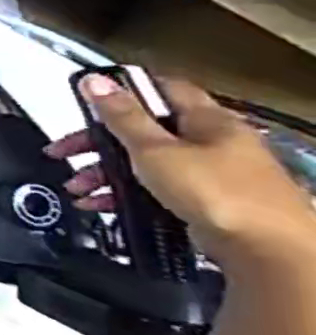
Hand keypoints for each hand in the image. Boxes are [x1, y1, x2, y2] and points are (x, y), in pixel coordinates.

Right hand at [46, 74, 315, 271]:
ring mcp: (214, 174)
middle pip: (144, 131)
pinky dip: (125, 192)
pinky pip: (156, 188)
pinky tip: (101, 203)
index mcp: (210, 122)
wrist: (269, 254)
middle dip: (99, 141)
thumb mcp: (155, 149)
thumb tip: (95, 80)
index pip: (164, 89)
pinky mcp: (208, 202)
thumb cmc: (215, 192)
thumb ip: (121, 116)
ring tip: (78, 187)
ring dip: (106, 172)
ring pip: (146, 162)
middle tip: (65, 150)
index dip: (126, 88)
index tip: (88, 96)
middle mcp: (215, 144)